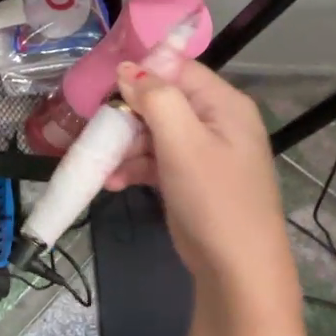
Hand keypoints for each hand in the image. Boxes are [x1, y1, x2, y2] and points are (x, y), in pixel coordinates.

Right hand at [104, 60, 293, 289]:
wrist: (236, 267)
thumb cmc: (213, 198)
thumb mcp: (183, 143)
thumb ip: (156, 100)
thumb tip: (127, 68)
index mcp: (223, 105)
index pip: (177, 70)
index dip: (141, 74)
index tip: (104, 89)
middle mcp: (214, 122)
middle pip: (159, 102)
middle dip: (126, 118)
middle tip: (99, 134)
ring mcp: (201, 152)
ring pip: (150, 133)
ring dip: (123, 147)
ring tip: (103, 167)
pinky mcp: (187, 177)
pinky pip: (152, 160)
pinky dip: (132, 168)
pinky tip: (113, 183)